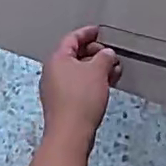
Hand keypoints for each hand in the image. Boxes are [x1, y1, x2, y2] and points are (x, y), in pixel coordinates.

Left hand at [39, 26, 121, 150]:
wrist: (70, 134)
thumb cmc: (81, 99)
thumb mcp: (98, 71)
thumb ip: (105, 57)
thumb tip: (107, 54)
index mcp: (57, 59)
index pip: (72, 38)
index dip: (87, 33)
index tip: (98, 31)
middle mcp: (52, 72)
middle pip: (74, 55)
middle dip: (95, 53)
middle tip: (110, 54)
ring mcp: (55, 89)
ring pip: (78, 72)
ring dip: (96, 69)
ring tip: (113, 71)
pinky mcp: (61, 104)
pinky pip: (77, 86)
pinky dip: (91, 82)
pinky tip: (105, 86)